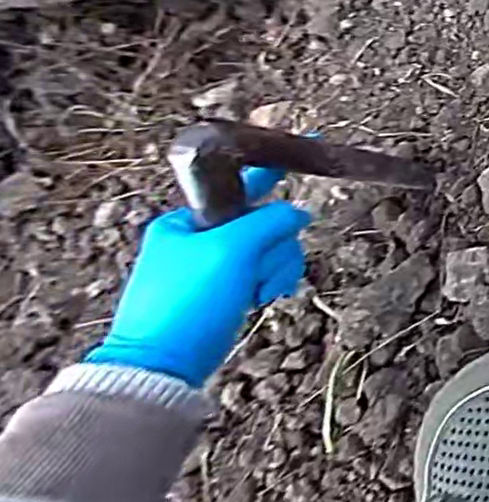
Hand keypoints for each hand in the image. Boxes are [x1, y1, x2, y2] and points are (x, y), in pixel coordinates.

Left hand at [87, 166, 309, 386]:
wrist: (165, 360)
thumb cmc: (187, 299)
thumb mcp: (233, 248)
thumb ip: (273, 219)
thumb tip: (299, 213)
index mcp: (189, 221)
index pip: (243, 182)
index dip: (276, 167)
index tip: (311, 141)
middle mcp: (204, 237)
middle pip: (272, 221)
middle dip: (277, 246)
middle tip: (258, 266)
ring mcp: (219, 261)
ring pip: (278, 246)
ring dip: (277, 267)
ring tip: (256, 289)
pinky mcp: (232, 282)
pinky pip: (274, 267)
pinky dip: (274, 281)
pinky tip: (258, 297)